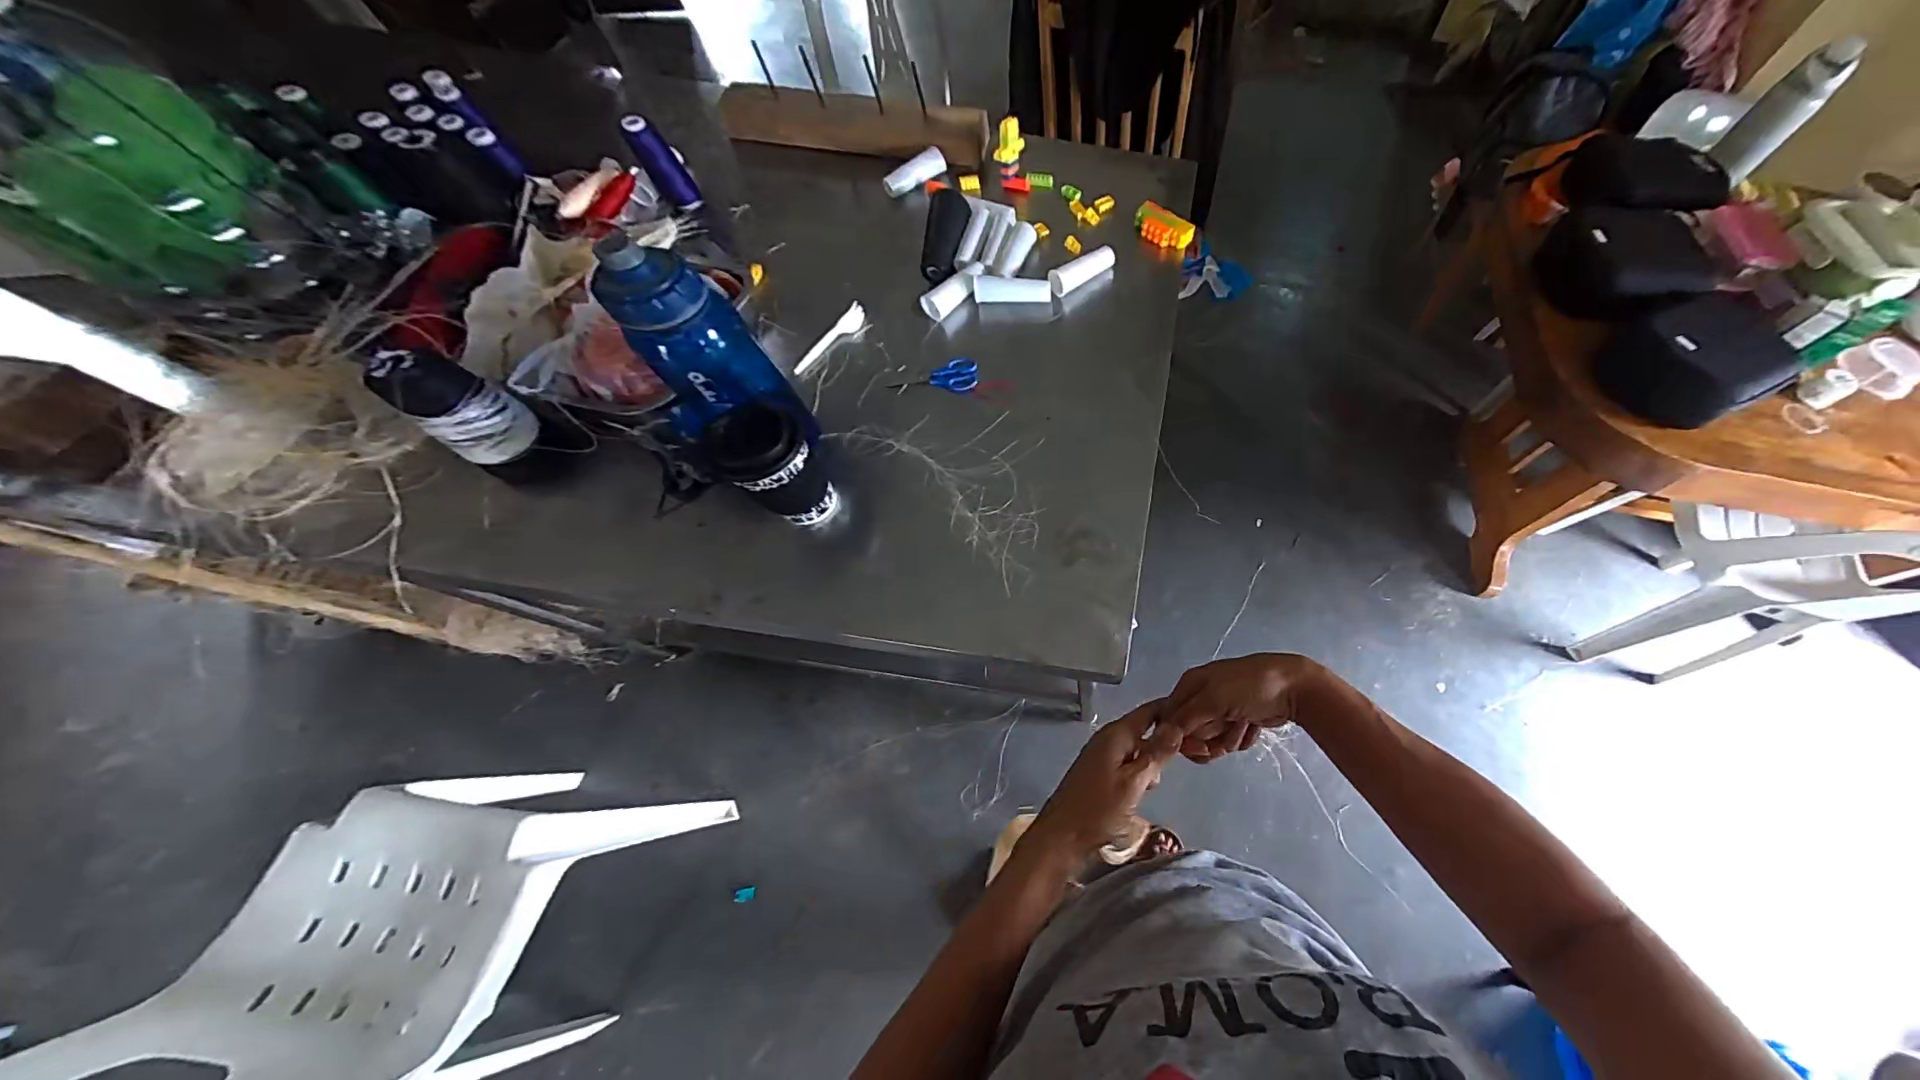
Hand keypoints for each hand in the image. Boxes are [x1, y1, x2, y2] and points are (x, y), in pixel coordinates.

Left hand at [1025, 699, 1179, 859]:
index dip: (1173, 711)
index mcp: (1115, 735)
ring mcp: (1102, 756)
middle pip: (1144, 729)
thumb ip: (1156, 753)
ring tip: (1165, 777)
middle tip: (1193, 753)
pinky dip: (1140, 772)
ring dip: (1153, 760)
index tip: (1198, 718)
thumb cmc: (1098, 809)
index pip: (1149, 711)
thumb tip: (1176, 726)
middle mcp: (1107, 739)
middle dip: (1166, 739)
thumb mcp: (1134, 782)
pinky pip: (1127, 763)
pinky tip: (1146, 789)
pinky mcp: (1100, 773)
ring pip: (1137, 748)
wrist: (1062, 837)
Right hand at [1158, 654, 1327, 762]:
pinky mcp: (1238, 719)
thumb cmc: (1250, 688)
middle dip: (1207, 740)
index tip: (1198, 747)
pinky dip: (1239, 738)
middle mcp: (1201, 696)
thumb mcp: (1213, 700)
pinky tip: (1251, 728)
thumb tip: (1161, 735)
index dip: (1179, 736)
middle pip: (1189, 732)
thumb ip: (1185, 718)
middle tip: (1223, 740)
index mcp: (1190, 684)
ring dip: (1226, 740)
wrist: (1295, 687)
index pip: (1169, 717)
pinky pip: (1228, 740)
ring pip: (1209, 739)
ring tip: (1242, 727)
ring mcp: (1221, 708)